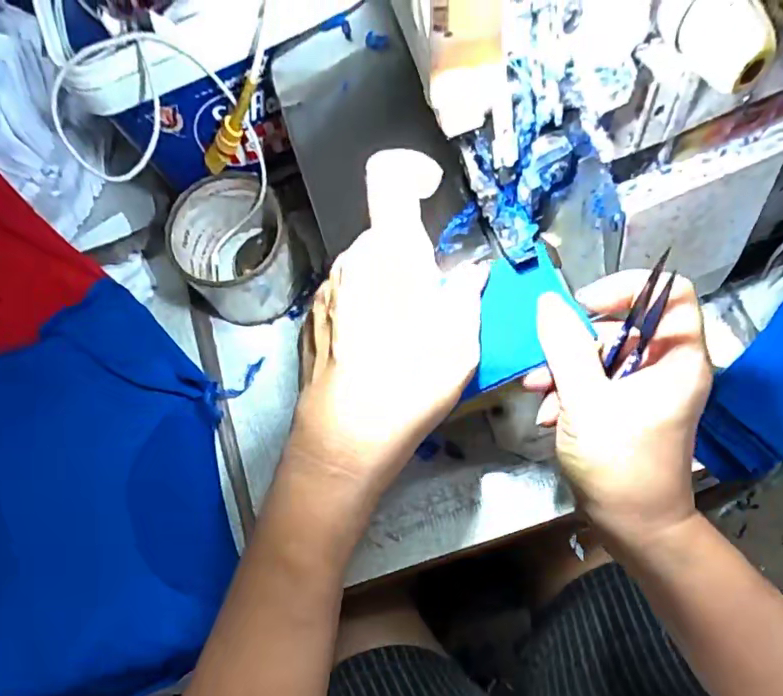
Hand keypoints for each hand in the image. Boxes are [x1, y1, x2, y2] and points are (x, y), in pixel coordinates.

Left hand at [288, 150, 483, 500]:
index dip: (411, 170)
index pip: (389, 176)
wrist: (346, 438)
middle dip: (413, 258)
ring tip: (409, 340)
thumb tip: (469, 275)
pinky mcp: (312, 324)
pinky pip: (347, 303)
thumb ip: (467, 294)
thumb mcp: (461, 341)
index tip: (430, 187)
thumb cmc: (409, 383)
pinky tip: (380, 356)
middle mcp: (350, 262)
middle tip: (437, 302)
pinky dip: (368, 315)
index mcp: (391, 251)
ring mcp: (326, 294)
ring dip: (390, 289)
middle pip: (384, 238)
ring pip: (365, 273)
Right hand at [523, 270, 711, 548]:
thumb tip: (548, 303)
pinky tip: (549, 416)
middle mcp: (668, 368)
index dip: (627, 289)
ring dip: (565, 373)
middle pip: (624, 328)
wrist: (633, 526)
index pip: (669, 293)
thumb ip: (565, 348)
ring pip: (603, 359)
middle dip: (577, 344)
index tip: (584, 307)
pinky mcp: (627, 413)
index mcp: (679, 358)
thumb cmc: (619, 462)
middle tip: (545, 363)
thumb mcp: (586, 401)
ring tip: (539, 395)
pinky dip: (572, 395)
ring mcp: (646, 392)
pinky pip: (598, 386)